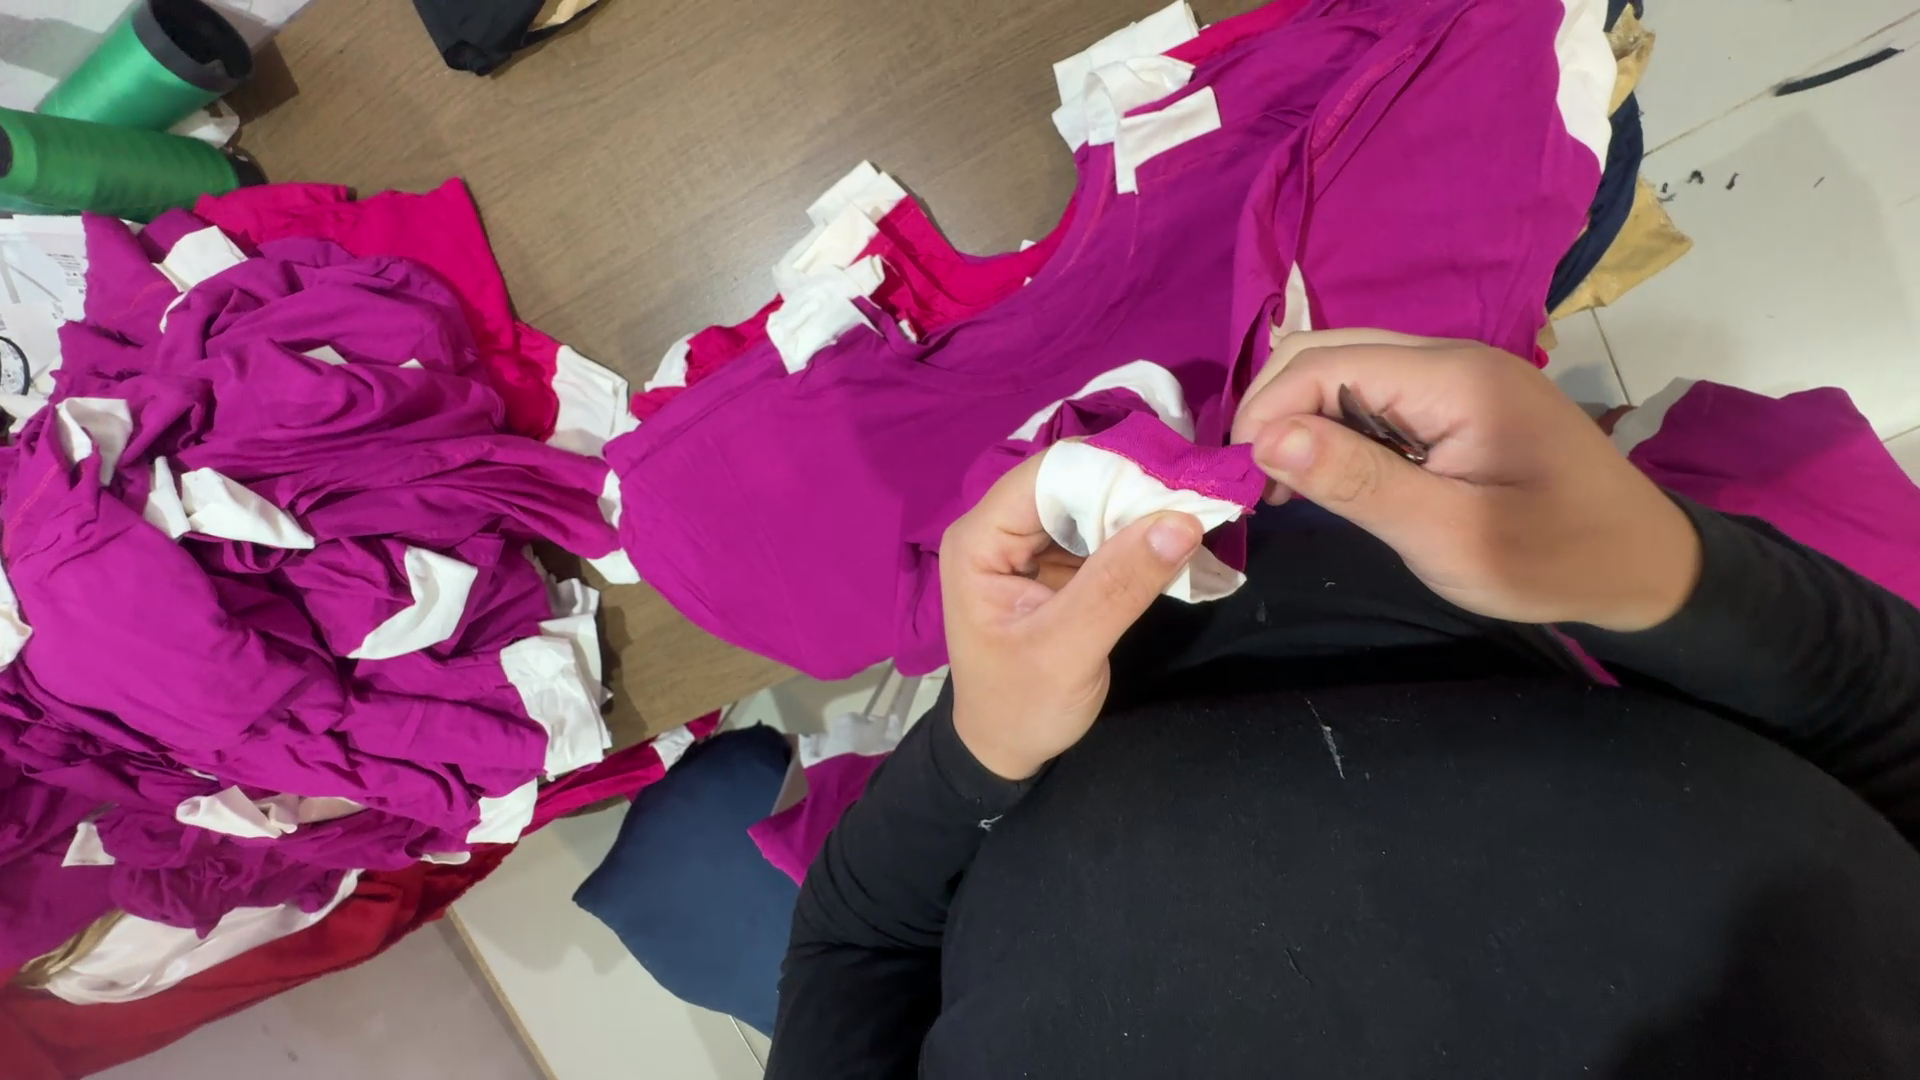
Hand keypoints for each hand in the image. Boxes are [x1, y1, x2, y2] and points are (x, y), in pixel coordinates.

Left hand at [939, 455, 1203, 779]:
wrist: (1004, 747)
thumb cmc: (1020, 706)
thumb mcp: (1067, 651)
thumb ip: (1119, 585)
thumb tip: (1182, 520)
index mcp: (979, 541)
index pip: (1047, 474)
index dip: (1112, 467)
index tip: (1179, 477)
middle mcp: (997, 529)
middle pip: (1071, 481)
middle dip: (1132, 485)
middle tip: (1199, 493)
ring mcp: (1026, 543)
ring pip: (1089, 501)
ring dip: (1140, 507)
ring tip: (1199, 510)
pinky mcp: (1053, 562)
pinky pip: (1098, 530)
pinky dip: (1136, 533)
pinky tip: (1177, 537)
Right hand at [1231, 330, 1700, 631]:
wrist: (1643, 568)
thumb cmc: (1551, 558)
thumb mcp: (1449, 535)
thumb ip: (1358, 482)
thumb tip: (1266, 439)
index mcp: (1453, 379)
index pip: (1322, 363)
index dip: (1265, 413)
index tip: (1243, 481)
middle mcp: (1446, 358)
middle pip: (1321, 350)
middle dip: (1271, 409)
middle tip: (1257, 481)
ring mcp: (1448, 375)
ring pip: (1336, 366)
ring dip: (1292, 416)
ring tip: (1281, 482)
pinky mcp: (1446, 400)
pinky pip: (1362, 391)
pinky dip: (1322, 425)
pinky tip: (1320, 470)